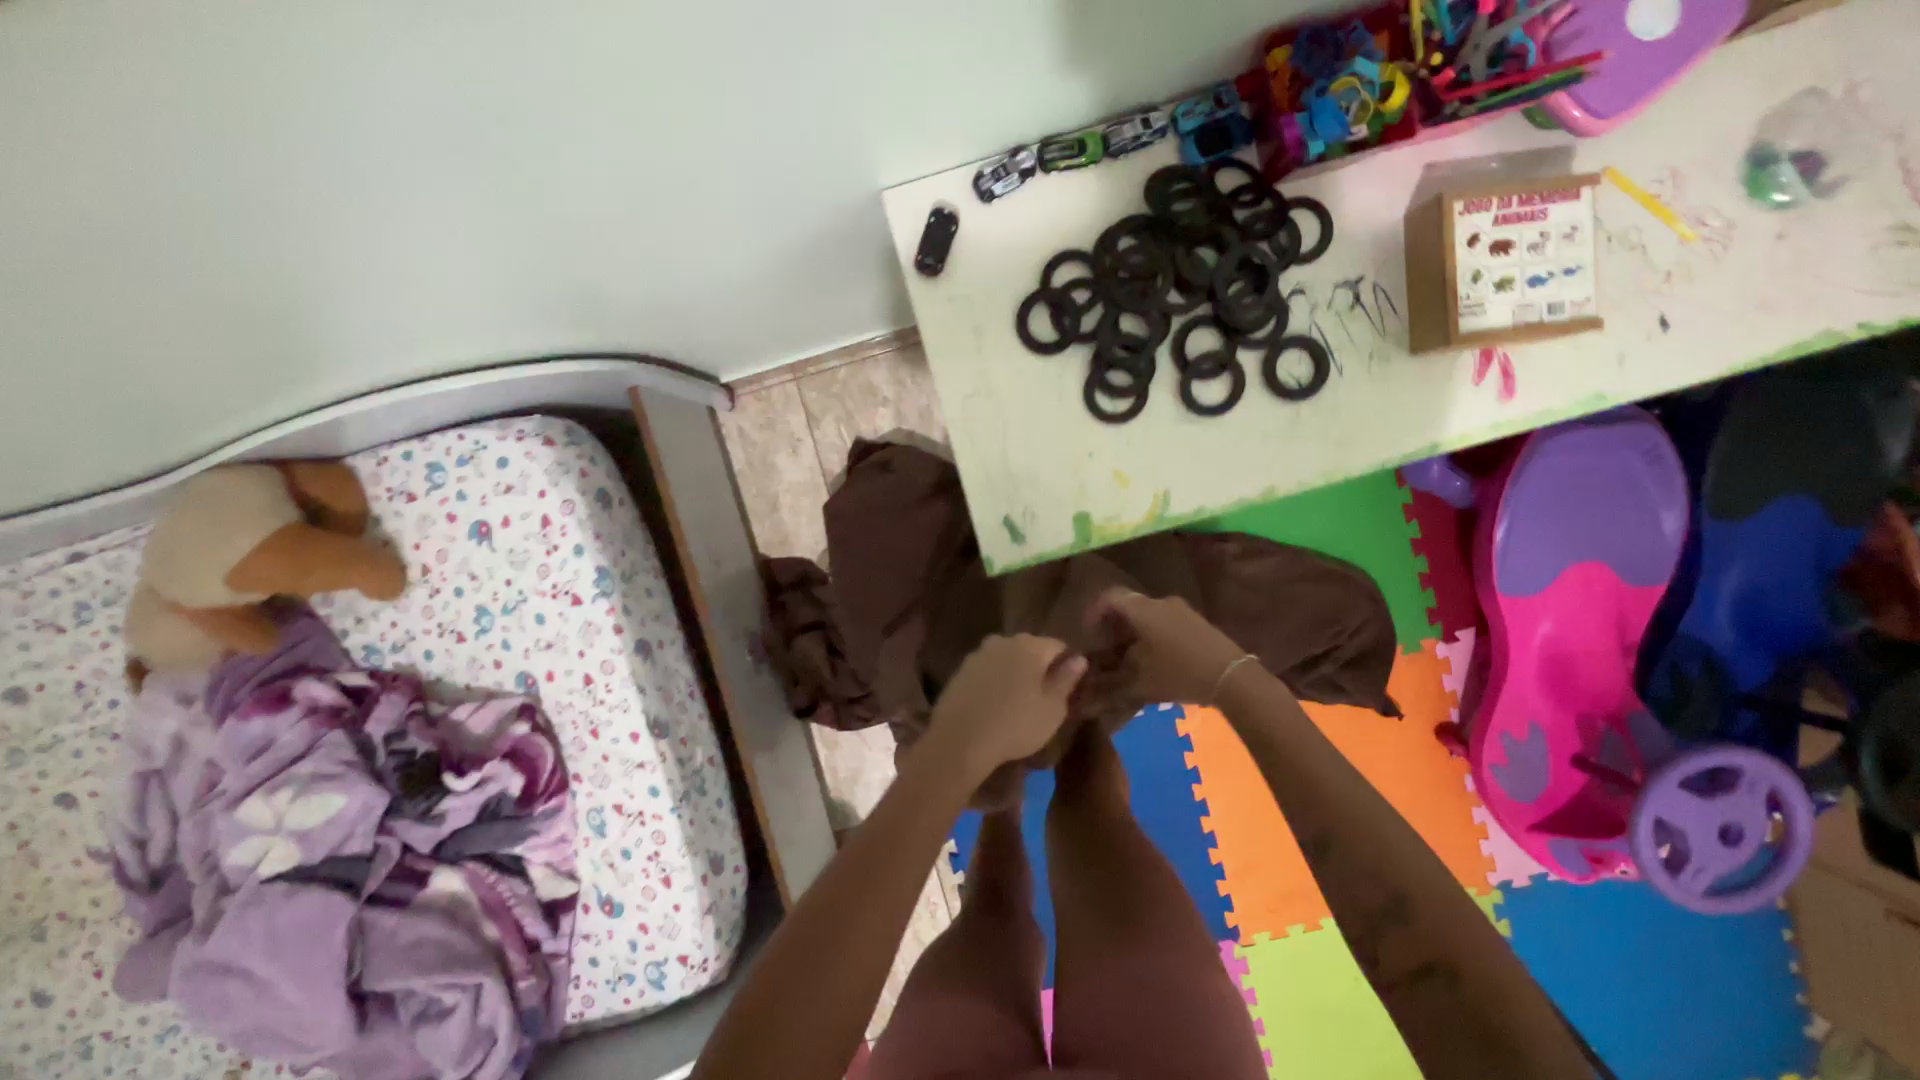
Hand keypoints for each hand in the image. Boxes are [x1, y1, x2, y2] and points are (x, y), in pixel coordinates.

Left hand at [927, 634, 1086, 777]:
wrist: (960, 740)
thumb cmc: (1016, 725)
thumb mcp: (1053, 708)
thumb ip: (1067, 679)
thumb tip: (1079, 659)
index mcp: (1030, 645)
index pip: (1058, 646)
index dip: (1066, 664)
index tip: (1067, 687)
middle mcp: (1002, 641)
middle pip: (1030, 649)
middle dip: (1038, 667)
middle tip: (1043, 696)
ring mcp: (977, 654)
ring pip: (1005, 659)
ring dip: (1014, 673)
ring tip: (1017, 702)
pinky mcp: (959, 671)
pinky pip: (986, 671)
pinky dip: (993, 682)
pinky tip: (994, 704)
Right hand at [1087, 588, 1249, 706]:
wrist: (1233, 678)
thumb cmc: (1180, 674)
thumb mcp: (1140, 684)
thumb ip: (1110, 688)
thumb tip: (1086, 698)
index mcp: (1144, 609)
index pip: (1110, 597)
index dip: (1094, 613)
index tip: (1088, 635)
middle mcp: (1162, 602)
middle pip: (1129, 606)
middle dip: (1114, 627)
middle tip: (1105, 650)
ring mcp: (1183, 611)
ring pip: (1149, 615)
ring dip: (1134, 633)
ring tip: (1128, 660)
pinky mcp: (1198, 623)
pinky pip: (1166, 622)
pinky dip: (1153, 636)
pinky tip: (1154, 661)